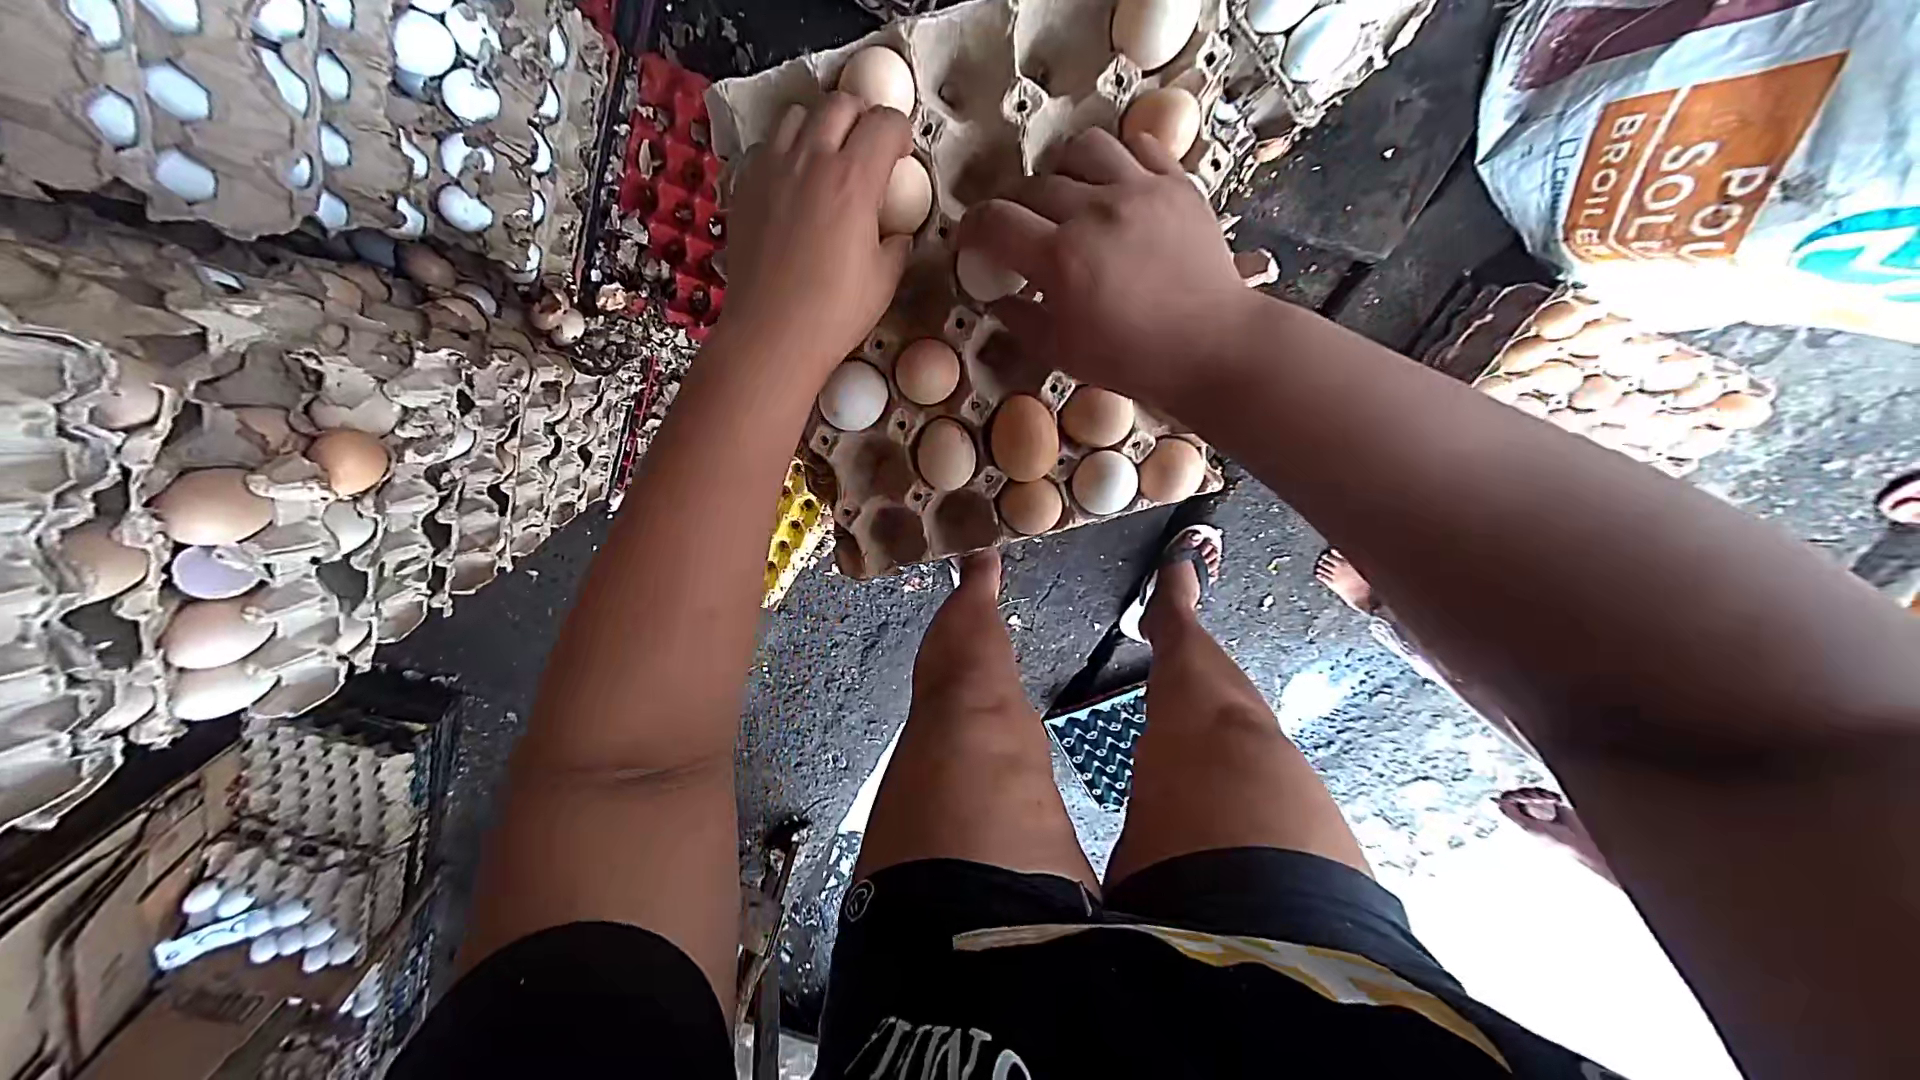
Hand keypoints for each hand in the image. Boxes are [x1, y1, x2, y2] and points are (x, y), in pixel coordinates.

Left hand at [721, 93, 913, 372]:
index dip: (901, 132)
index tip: (903, 152)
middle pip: (839, 104)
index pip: (884, 123)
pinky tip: (795, 183)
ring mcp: (771, 169)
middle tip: (870, 146)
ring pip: (798, 116)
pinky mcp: (745, 187)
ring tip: (829, 157)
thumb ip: (896, 245)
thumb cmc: (834, 313)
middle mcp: (810, 160)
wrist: (771, 334)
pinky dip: (787, 151)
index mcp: (853, 180)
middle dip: (862, 117)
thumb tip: (896, 234)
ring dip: (821, 126)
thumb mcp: (884, 282)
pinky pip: (768, 147)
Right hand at [957, 128, 1251, 406]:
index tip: (973, 240)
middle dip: (1016, 209)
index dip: (973, 228)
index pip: (995, 222)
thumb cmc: (1133, 359)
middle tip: (1022, 233)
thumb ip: (1021, 321)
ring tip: (1065, 196)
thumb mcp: (1064, 352)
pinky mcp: (1175, 184)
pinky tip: (1111, 186)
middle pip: (1034, 186)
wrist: (1210, 346)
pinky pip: (1135, 145)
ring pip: (1081, 149)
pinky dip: (1115, 159)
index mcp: (1062, 259)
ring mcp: (1139, 191)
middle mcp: (1096, 212)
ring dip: (1061, 171)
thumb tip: (998, 300)